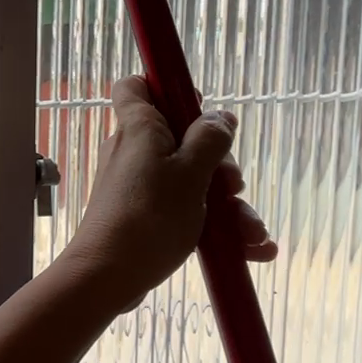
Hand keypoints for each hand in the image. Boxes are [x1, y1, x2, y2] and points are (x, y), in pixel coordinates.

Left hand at [56, 76, 277, 310]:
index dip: (165, 88)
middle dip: (219, 165)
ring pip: (192, 182)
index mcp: (139, 129)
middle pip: (182, 140)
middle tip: (231, 186)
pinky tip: (253, 250)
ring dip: (228, 206)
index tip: (197, 108)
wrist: (108, 275)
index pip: (136, 88)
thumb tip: (219, 116)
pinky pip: (186, 211)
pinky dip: (218, 228)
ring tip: (251, 233)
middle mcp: (135, 152)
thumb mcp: (190, 174)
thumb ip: (209, 141)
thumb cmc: (148, 216)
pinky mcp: (145, 216)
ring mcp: (139, 186)